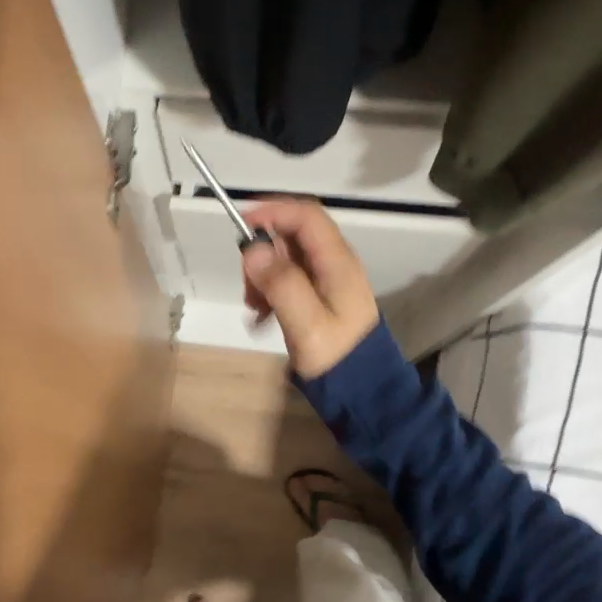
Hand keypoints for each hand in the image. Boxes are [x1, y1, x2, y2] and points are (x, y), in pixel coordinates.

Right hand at [240, 198, 379, 378]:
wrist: (362, 389)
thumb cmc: (335, 356)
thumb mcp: (306, 323)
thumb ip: (281, 283)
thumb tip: (253, 249)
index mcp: (337, 262)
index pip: (305, 216)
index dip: (273, 211)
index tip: (240, 224)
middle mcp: (334, 263)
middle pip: (292, 236)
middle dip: (263, 254)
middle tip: (248, 286)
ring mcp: (327, 280)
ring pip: (286, 259)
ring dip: (263, 276)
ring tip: (254, 308)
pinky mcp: (319, 297)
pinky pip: (288, 280)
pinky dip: (269, 291)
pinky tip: (262, 316)